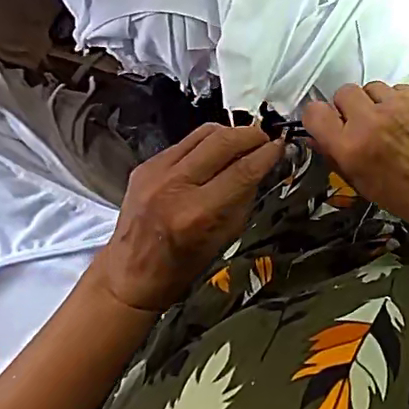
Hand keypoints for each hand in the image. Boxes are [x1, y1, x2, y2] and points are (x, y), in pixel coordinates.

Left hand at [91, 123, 283, 313]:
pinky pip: (184, 142)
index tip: (281, 146)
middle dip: (251, 135)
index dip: (267, 154)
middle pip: (223, 141)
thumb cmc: (180, 268)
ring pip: (203, 133)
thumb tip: (261, 168)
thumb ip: (242, 200)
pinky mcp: (145, 165)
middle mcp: (174, 186)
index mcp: (196, 212)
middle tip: (266, 139)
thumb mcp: (223, 239)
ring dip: (230, 133)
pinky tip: (215, 153)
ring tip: (244, 141)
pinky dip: (206, 143)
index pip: (242, 171)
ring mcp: (155, 171)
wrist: (127, 276)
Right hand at [300, 82, 408, 231]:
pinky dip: (398, 101)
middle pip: (344, 92)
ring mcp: (398, 105)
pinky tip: (408, 121)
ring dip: (374, 102)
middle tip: (362, 125)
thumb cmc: (407, 195)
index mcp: (351, 147)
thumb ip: (335, 156)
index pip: (315, 112)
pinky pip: (397, 89)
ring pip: (371, 87)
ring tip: (388, 123)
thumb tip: (316, 137)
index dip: (320, 118)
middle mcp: (371, 121)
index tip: (328, 124)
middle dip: (349, 108)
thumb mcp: (361, 184)